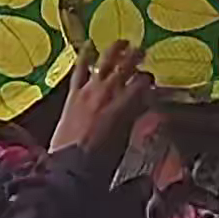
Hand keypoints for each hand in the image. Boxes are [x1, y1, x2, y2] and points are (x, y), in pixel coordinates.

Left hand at [50, 41, 152, 165]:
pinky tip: (89, 44)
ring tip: (123, 42)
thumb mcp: (123, 144)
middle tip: (142, 52)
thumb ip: (132, 120)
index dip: (149, 80)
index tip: (152, 81)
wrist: (66, 174)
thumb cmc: (98, 166)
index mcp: (124, 106)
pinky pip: (80, 69)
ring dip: (116, 49)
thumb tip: (141, 107)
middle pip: (127, 66)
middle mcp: (108, 93)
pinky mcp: (73, 94)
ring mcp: (89, 91)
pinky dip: (84, 55)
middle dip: (137, 56)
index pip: (142, 84)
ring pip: (106, 61)